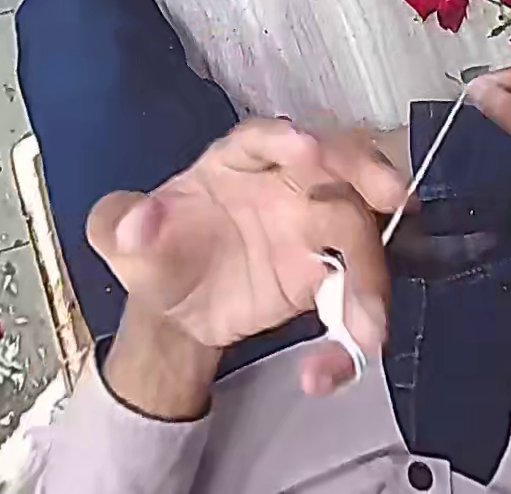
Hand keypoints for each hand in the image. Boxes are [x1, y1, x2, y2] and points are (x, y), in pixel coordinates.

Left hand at [88, 120, 405, 396]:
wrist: (183, 305)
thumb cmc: (162, 251)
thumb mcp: (122, 237)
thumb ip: (119, 223)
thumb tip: (137, 223)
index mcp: (238, 160)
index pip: (264, 137)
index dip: (288, 138)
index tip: (307, 148)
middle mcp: (287, 181)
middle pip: (336, 166)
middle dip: (366, 175)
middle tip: (391, 198)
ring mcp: (313, 224)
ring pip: (360, 229)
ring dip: (372, 274)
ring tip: (368, 331)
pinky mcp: (327, 271)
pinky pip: (355, 293)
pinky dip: (351, 331)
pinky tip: (324, 373)